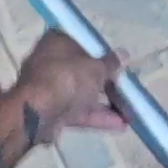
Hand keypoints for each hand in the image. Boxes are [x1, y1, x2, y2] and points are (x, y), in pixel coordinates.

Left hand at [13, 31, 128, 143]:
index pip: (81, 43)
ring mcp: (48, 88)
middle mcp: (49, 62)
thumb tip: (123, 54)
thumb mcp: (96, 68)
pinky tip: (120, 125)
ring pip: (81, 93)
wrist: (38, 112)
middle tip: (127, 89)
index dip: (100, 53)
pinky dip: (96, 117)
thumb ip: (111, 63)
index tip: (117, 63)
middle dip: (106, 82)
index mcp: (55, 42)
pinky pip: (76, 111)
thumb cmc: (68, 78)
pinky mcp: (50, 109)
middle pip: (82, 71)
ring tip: (130, 113)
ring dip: (105, 103)